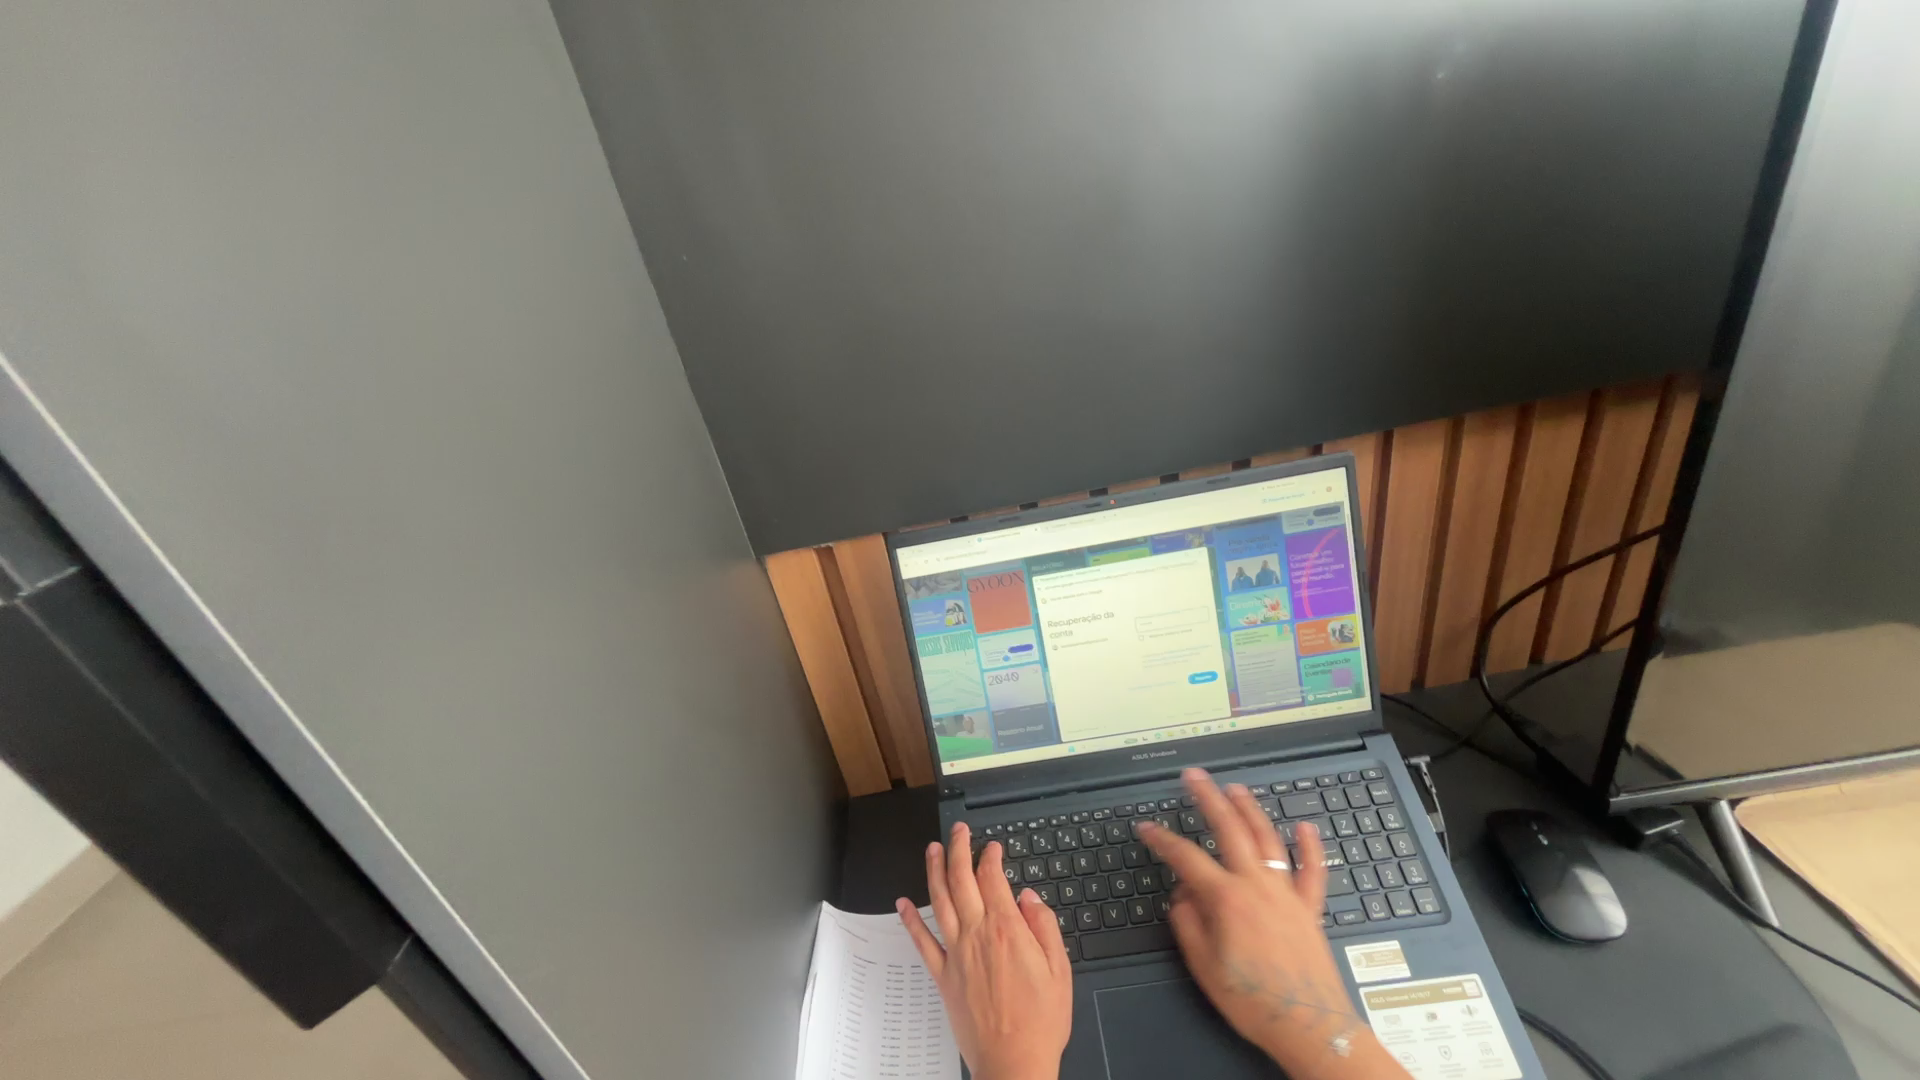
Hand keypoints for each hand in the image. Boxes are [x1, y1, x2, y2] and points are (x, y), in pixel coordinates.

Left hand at [898, 823, 1072, 1079]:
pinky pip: (922, 942)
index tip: (992, 845)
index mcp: (1008, 930)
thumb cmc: (1040, 1021)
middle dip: (958, 849)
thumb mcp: (1060, 969)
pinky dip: (910, 920)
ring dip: (933, 871)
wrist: (1014, 1063)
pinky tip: (902, 903)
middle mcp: (977, 935)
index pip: (992, 878)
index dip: (990, 855)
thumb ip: (1044, 925)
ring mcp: (956, 954)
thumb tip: (1028, 896)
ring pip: (939, 901)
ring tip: (931, 849)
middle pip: (961, 879)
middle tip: (958, 831)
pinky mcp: (943, 975)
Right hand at [1141, 770, 1408, 1079]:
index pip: (1186, 857)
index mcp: (1227, 899)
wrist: (1311, 1029)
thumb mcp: (1204, 967)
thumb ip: (1187, 923)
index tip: (1146, 827)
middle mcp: (1257, 886)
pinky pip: (1312, 871)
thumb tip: (1181, 894)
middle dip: (1208, 798)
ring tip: (1234, 789)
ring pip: (1267, 839)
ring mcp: (1286, 894)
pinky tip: (1304, 826)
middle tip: (1194, 777)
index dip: (1162, 839)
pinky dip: (1309, 847)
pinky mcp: (1310, 909)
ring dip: (1249, 809)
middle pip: (1229, 829)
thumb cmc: (1254, 1002)